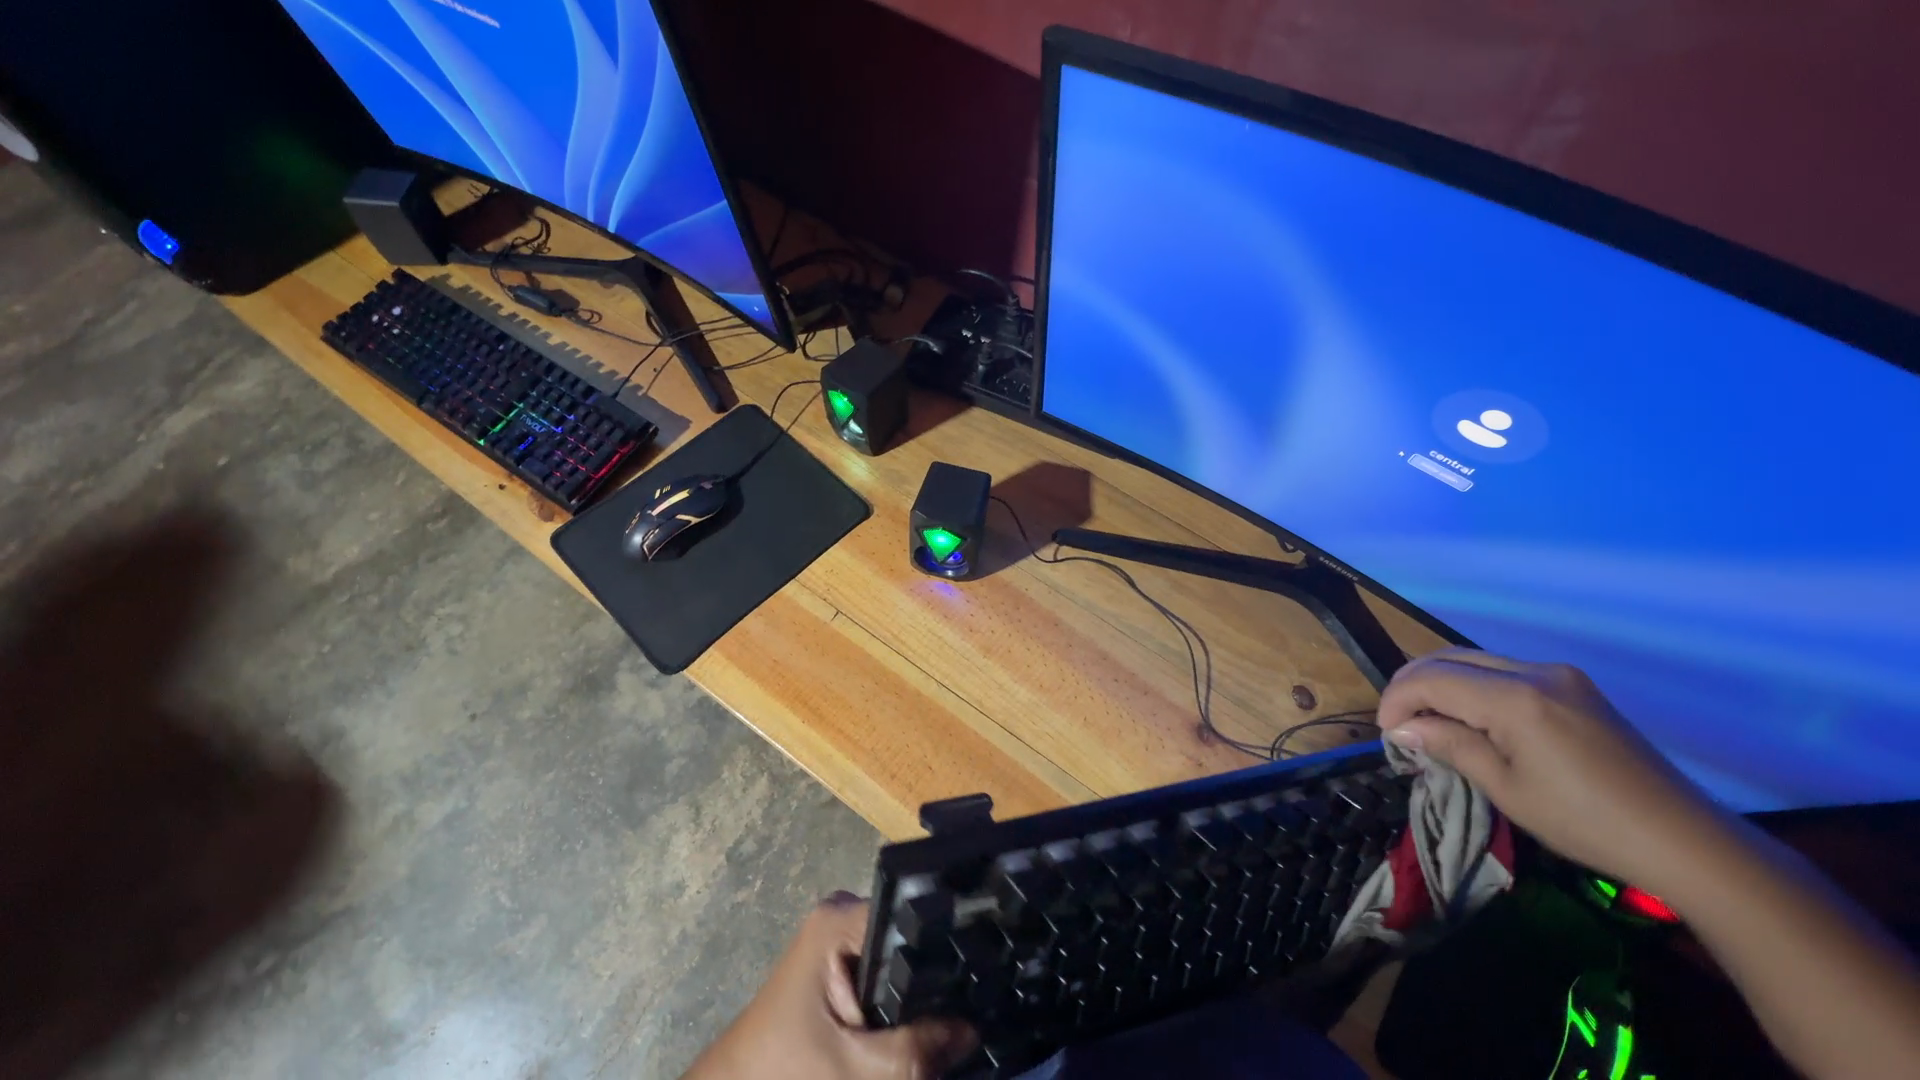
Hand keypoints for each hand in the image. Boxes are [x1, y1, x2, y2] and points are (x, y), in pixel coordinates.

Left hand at [680, 893, 974, 1079]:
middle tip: (976, 1007)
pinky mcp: (837, 960)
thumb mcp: (860, 1071)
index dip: (953, 943)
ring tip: (958, 1018)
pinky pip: (887, 968)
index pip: (915, 913)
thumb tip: (977, 1029)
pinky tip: (926, 1022)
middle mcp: (840, 912)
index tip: (985, 971)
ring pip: (903, 955)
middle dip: (941, 973)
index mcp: (840, 919)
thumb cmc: (786, 1073)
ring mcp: (837, 935)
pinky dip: (903, 998)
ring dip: (923, 990)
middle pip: (913, 935)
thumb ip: (920, 1050)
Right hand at [1377, 649, 1727, 888]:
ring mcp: (1560, 676)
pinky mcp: (1575, 688)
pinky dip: (1474, 688)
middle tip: (1396, 723)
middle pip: (1452, 658)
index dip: (1398, 699)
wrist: (1681, 838)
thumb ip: (1451, 746)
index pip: (1432, 678)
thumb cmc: (1584, 821)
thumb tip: (1402, 729)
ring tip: (1426, 722)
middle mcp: (1536, 672)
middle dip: (1414, 684)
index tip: (1385, 734)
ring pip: (1478, 661)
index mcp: (1516, 697)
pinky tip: (1468, 719)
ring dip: (1442, 684)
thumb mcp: (1506, 788)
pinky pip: (1506, 673)